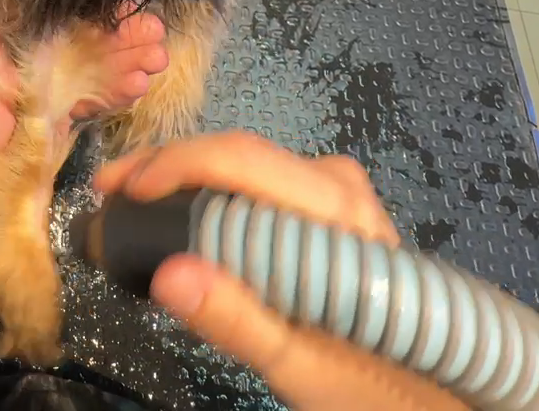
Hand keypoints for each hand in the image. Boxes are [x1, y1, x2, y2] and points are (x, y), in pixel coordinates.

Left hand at [0, 9, 169, 164]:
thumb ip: (25, 39)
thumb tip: (64, 14)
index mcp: (5, 40)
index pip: (59, 17)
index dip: (95, 13)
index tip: (128, 9)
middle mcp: (27, 62)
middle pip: (83, 42)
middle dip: (121, 38)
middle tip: (156, 34)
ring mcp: (44, 93)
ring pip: (93, 71)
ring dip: (127, 63)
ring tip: (157, 59)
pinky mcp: (57, 123)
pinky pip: (92, 101)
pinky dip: (117, 93)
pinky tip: (138, 85)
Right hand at [96, 132, 464, 410]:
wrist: (430, 389)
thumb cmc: (372, 384)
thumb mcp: (304, 369)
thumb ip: (240, 322)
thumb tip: (166, 276)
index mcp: (336, 209)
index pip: (240, 159)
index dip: (173, 165)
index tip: (120, 191)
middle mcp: (333, 178)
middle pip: (232, 152)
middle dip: (163, 165)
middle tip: (107, 189)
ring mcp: (329, 183)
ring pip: (236, 160)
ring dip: (178, 174)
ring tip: (127, 195)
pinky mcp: (320, 196)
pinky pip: (249, 178)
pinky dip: (205, 189)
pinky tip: (172, 204)